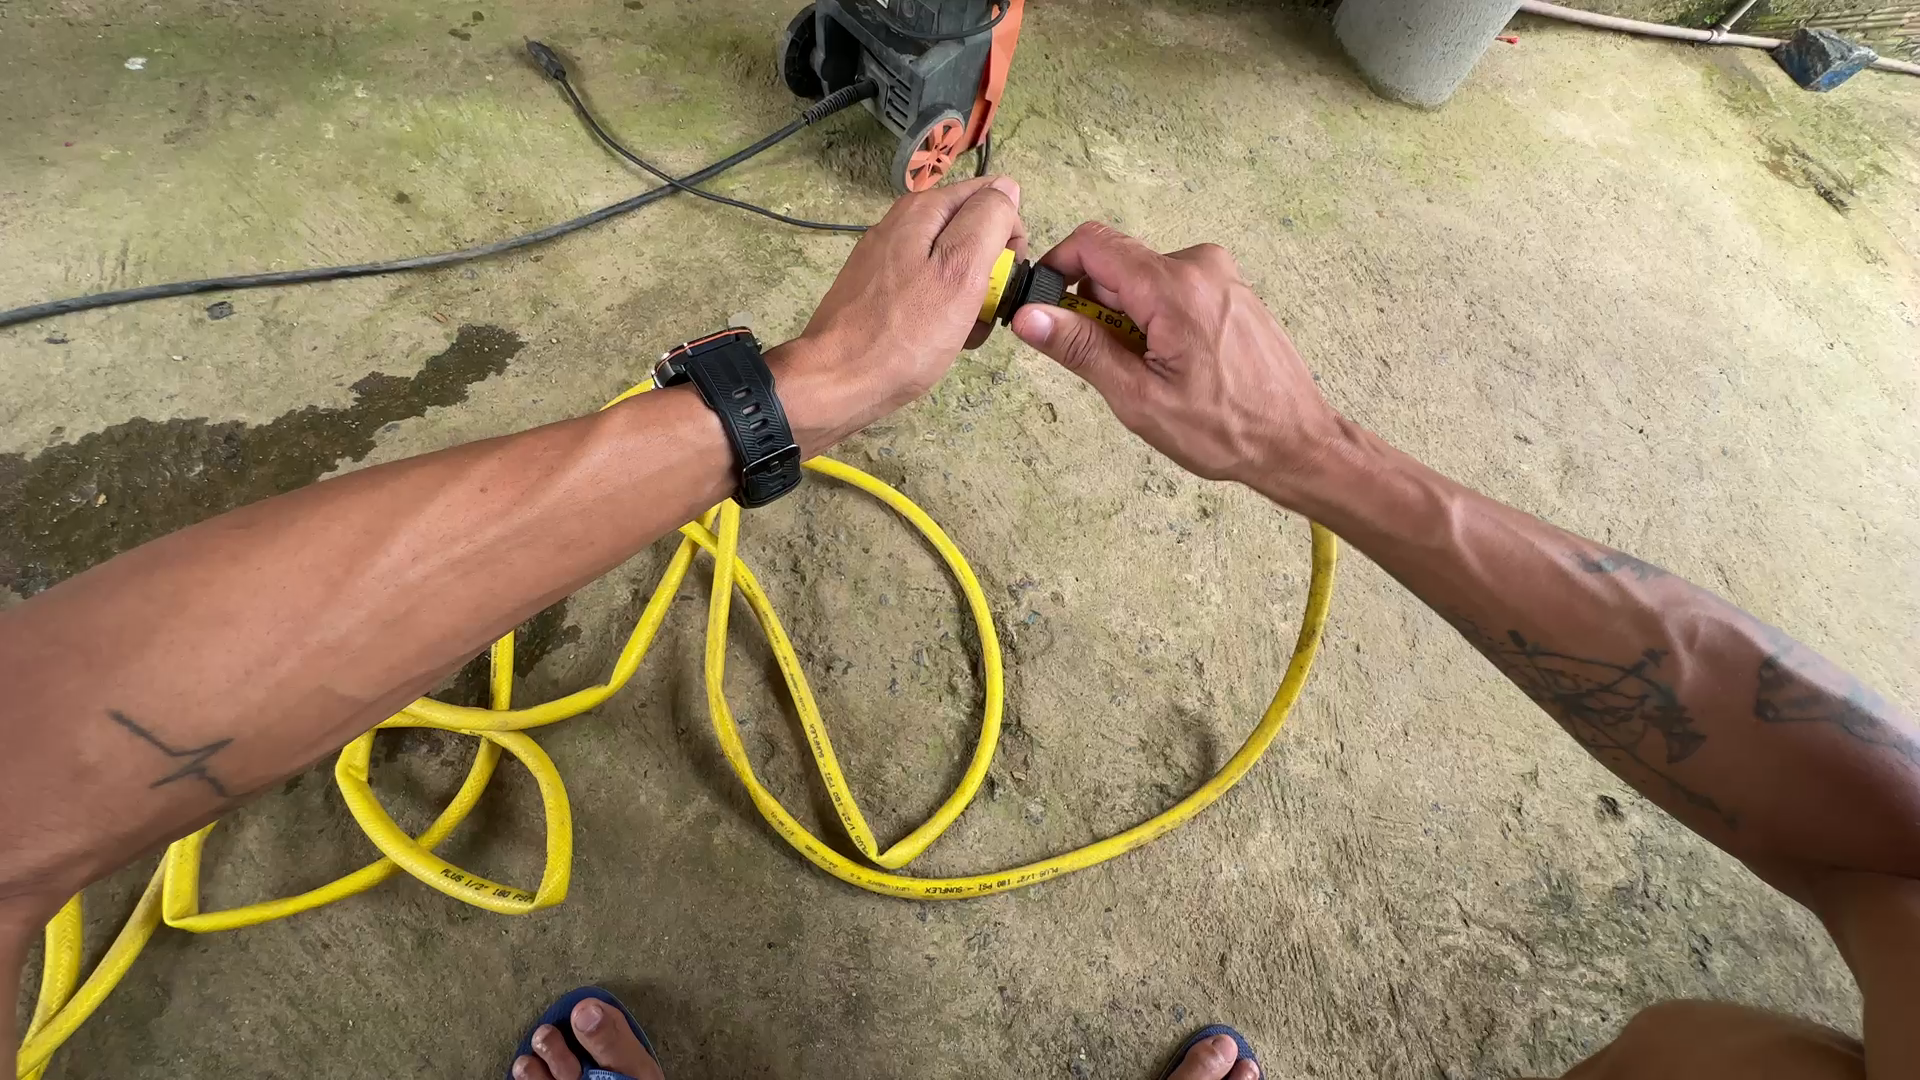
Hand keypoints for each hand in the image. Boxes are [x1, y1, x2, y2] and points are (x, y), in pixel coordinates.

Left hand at [773, 176, 1025, 454]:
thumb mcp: (960, 271)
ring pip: (950, 265)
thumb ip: (989, 221)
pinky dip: (941, 312)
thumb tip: (1007, 190)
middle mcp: (902, 223)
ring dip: (967, 298)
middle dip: (988, 271)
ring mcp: (887, 258)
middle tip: (980, 312)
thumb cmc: (905, 334)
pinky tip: (937, 339)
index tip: (1002, 280)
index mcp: (924, 210)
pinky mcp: (878, 291)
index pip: (994, 198)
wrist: (838, 381)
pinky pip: (926, 290)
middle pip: (971, 232)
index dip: (1009, 238)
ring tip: (959, 332)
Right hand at [1009, 222, 1344, 500]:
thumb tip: (1030, 315)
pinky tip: (1176, 366)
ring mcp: (1219, 275)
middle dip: (1097, 311)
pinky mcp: (1229, 290)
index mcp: (1174, 287)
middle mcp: (1199, 265)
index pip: (1093, 243)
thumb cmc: (1222, 429)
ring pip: (1142, 283)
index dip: (1056, 270)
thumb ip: (1081, 348)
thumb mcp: (1137, 397)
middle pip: (1117, 267)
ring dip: (1128, 322)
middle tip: (1113, 366)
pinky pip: (1171, 292)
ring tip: (1152, 374)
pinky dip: (1155, 323)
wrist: (1295, 441)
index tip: (1044, 310)